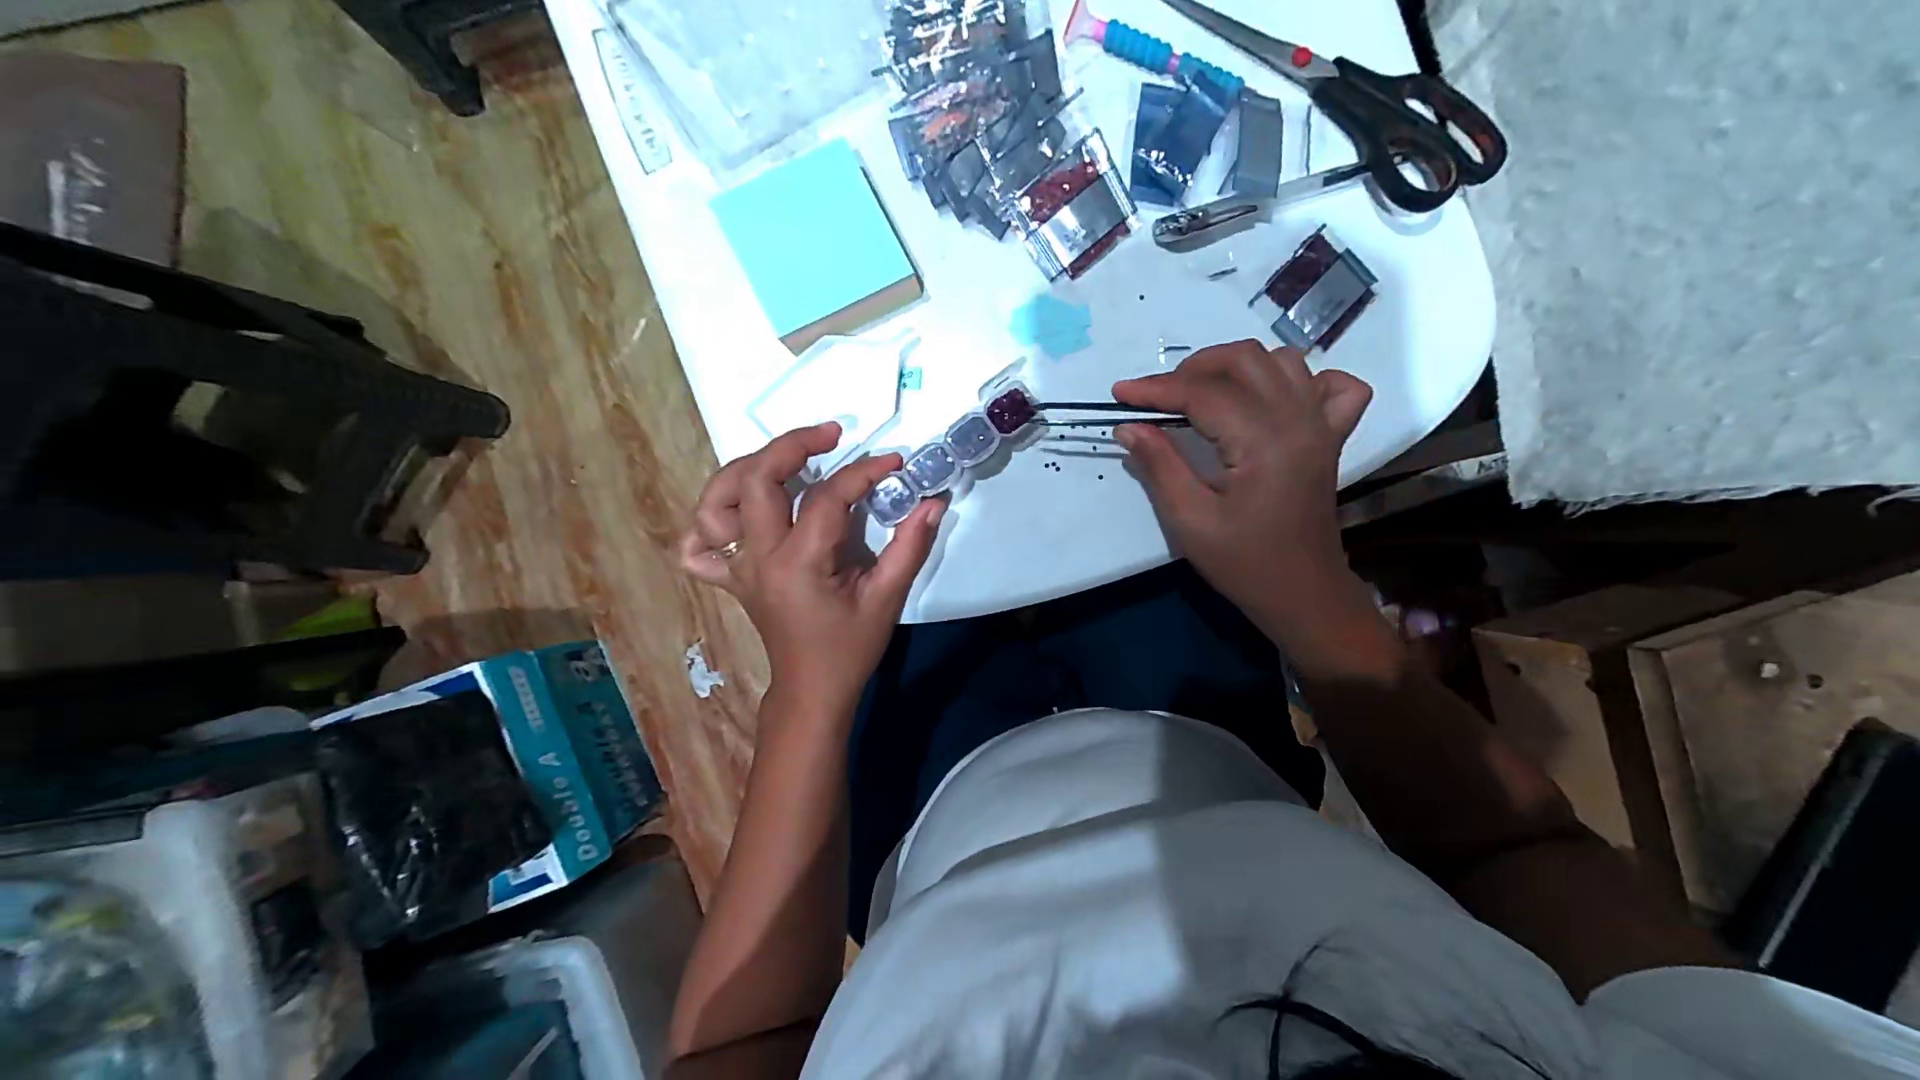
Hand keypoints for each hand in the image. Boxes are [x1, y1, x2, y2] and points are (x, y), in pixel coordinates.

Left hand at [678, 422, 943, 713]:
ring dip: (745, 470)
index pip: (827, 497)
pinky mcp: (731, 578)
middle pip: (755, 479)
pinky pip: (698, 546)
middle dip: (791, 445)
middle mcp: (758, 558)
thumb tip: (932, 503)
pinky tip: (739, 513)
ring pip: (715, 503)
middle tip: (830, 436)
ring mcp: (737, 567)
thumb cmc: (850, 648)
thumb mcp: (887, 598)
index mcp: (798, 563)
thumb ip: (910, 547)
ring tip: (782, 461)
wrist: (812, 689)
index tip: (894, 462)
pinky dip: (709, 522)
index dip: (863, 472)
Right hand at [1112, 341, 1383, 667]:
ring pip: (1283, 362)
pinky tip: (1272, 399)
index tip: (1120, 395)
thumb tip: (1129, 426)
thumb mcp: (1190, 520)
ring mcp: (1322, 426)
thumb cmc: (1243, 563)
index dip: (1157, 389)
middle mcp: (1299, 421)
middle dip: (1193, 368)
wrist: (1302, 593)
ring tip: (1204, 394)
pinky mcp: (1332, 437)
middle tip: (1159, 396)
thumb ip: (1159, 466)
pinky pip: (1331, 385)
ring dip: (1237, 367)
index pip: (1204, 393)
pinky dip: (1301, 379)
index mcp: (1265, 442)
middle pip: (1246, 360)